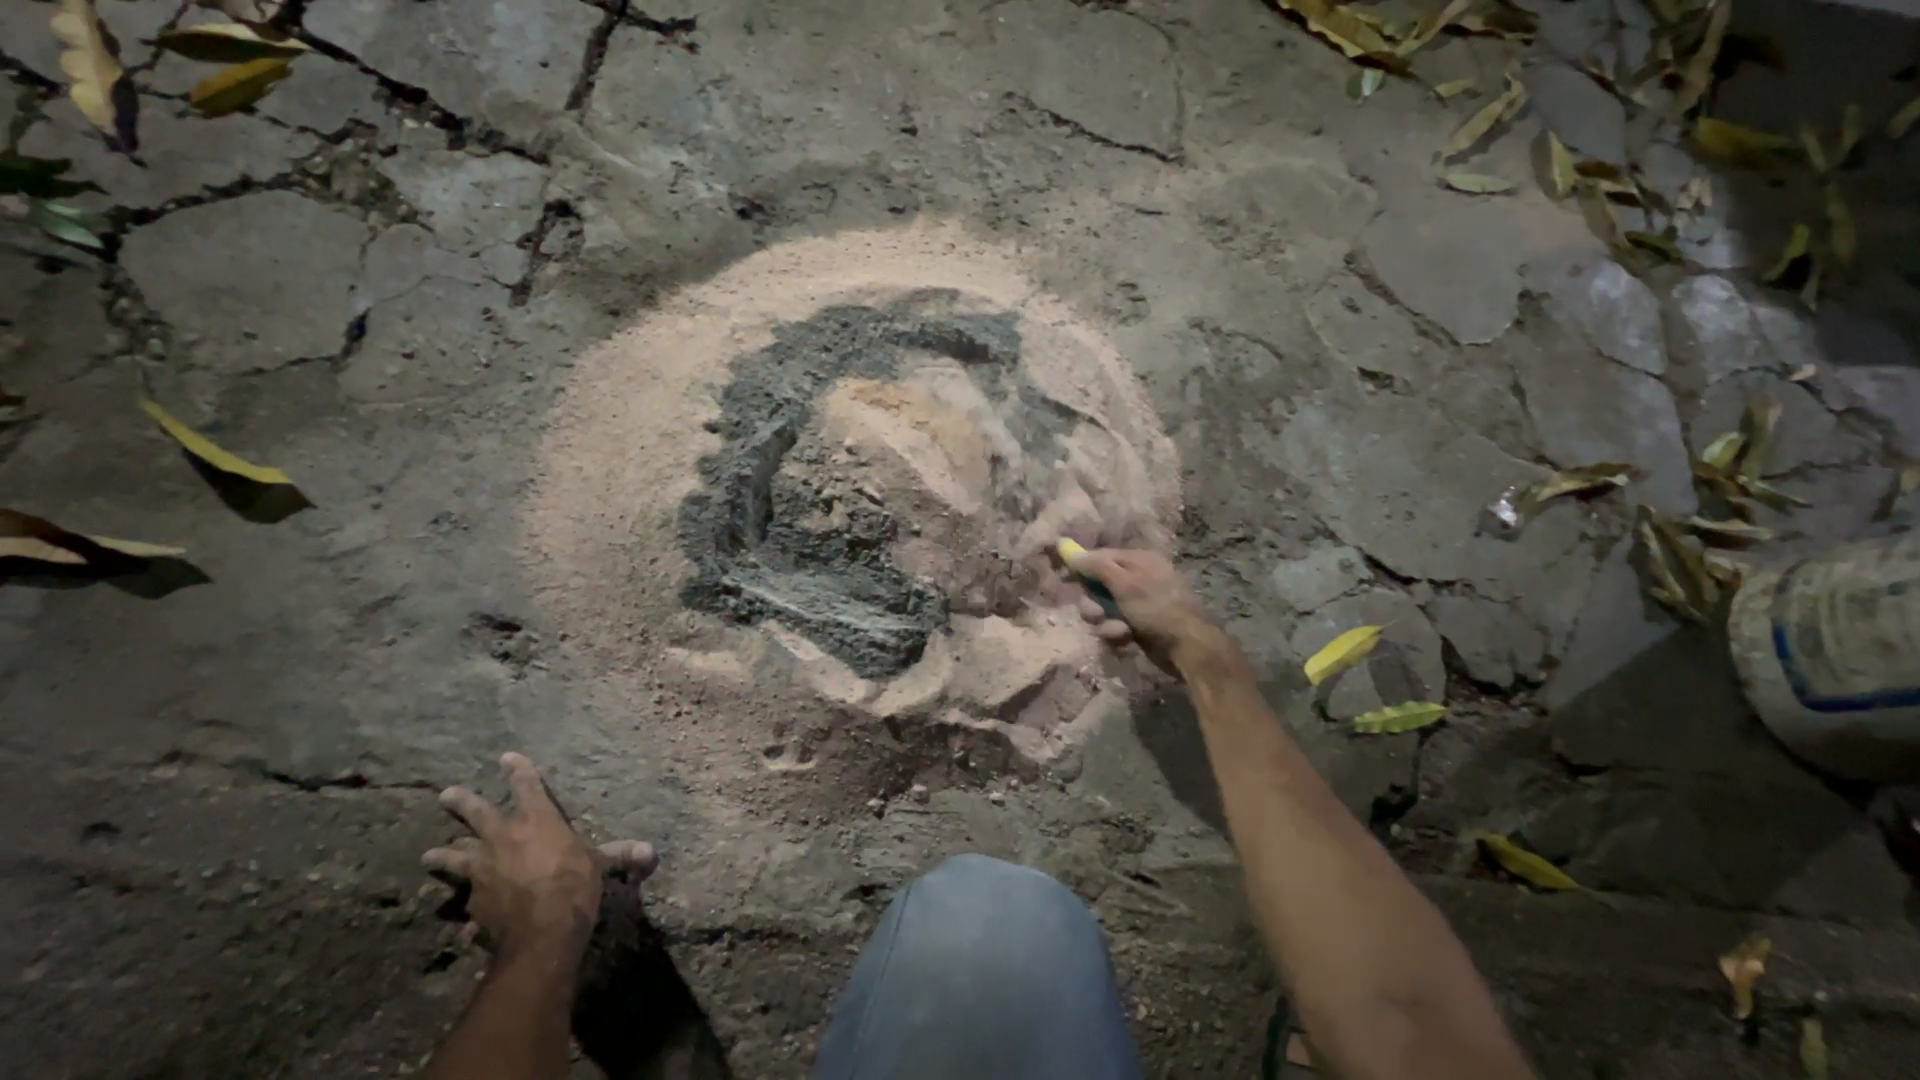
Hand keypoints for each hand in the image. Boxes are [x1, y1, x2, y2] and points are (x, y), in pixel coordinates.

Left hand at [424, 752, 657, 956]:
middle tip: (446, 795)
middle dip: (461, 802)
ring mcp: (482, 872)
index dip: (518, 770)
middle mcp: (502, 839)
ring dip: (443, 856)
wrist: (541, 932)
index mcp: (535, 821)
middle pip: (476, 814)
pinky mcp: (474, 904)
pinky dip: (469, 912)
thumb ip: (618, 855)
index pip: (526, 786)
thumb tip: (651, 851)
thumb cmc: (574, 885)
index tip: (507, 757)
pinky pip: (469, 906)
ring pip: (456, 857)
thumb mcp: (600, 866)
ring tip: (429, 856)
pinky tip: (465, 923)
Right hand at [1064, 546, 1223, 675]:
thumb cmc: (1156, 608)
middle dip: (1094, 603)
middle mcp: (1137, 579)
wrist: (1186, 647)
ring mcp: (1137, 604)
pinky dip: (1116, 633)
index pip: (1101, 556)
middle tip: (1097, 614)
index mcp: (1138, 561)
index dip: (1082, 566)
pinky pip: (1114, 626)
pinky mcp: (1137, 626)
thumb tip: (1070, 550)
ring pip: (1104, 610)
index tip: (1064, 577)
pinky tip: (1125, 639)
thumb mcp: (1125, 583)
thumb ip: (1097, 567)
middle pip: (1098, 586)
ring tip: (1118, 631)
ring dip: (1105, 622)